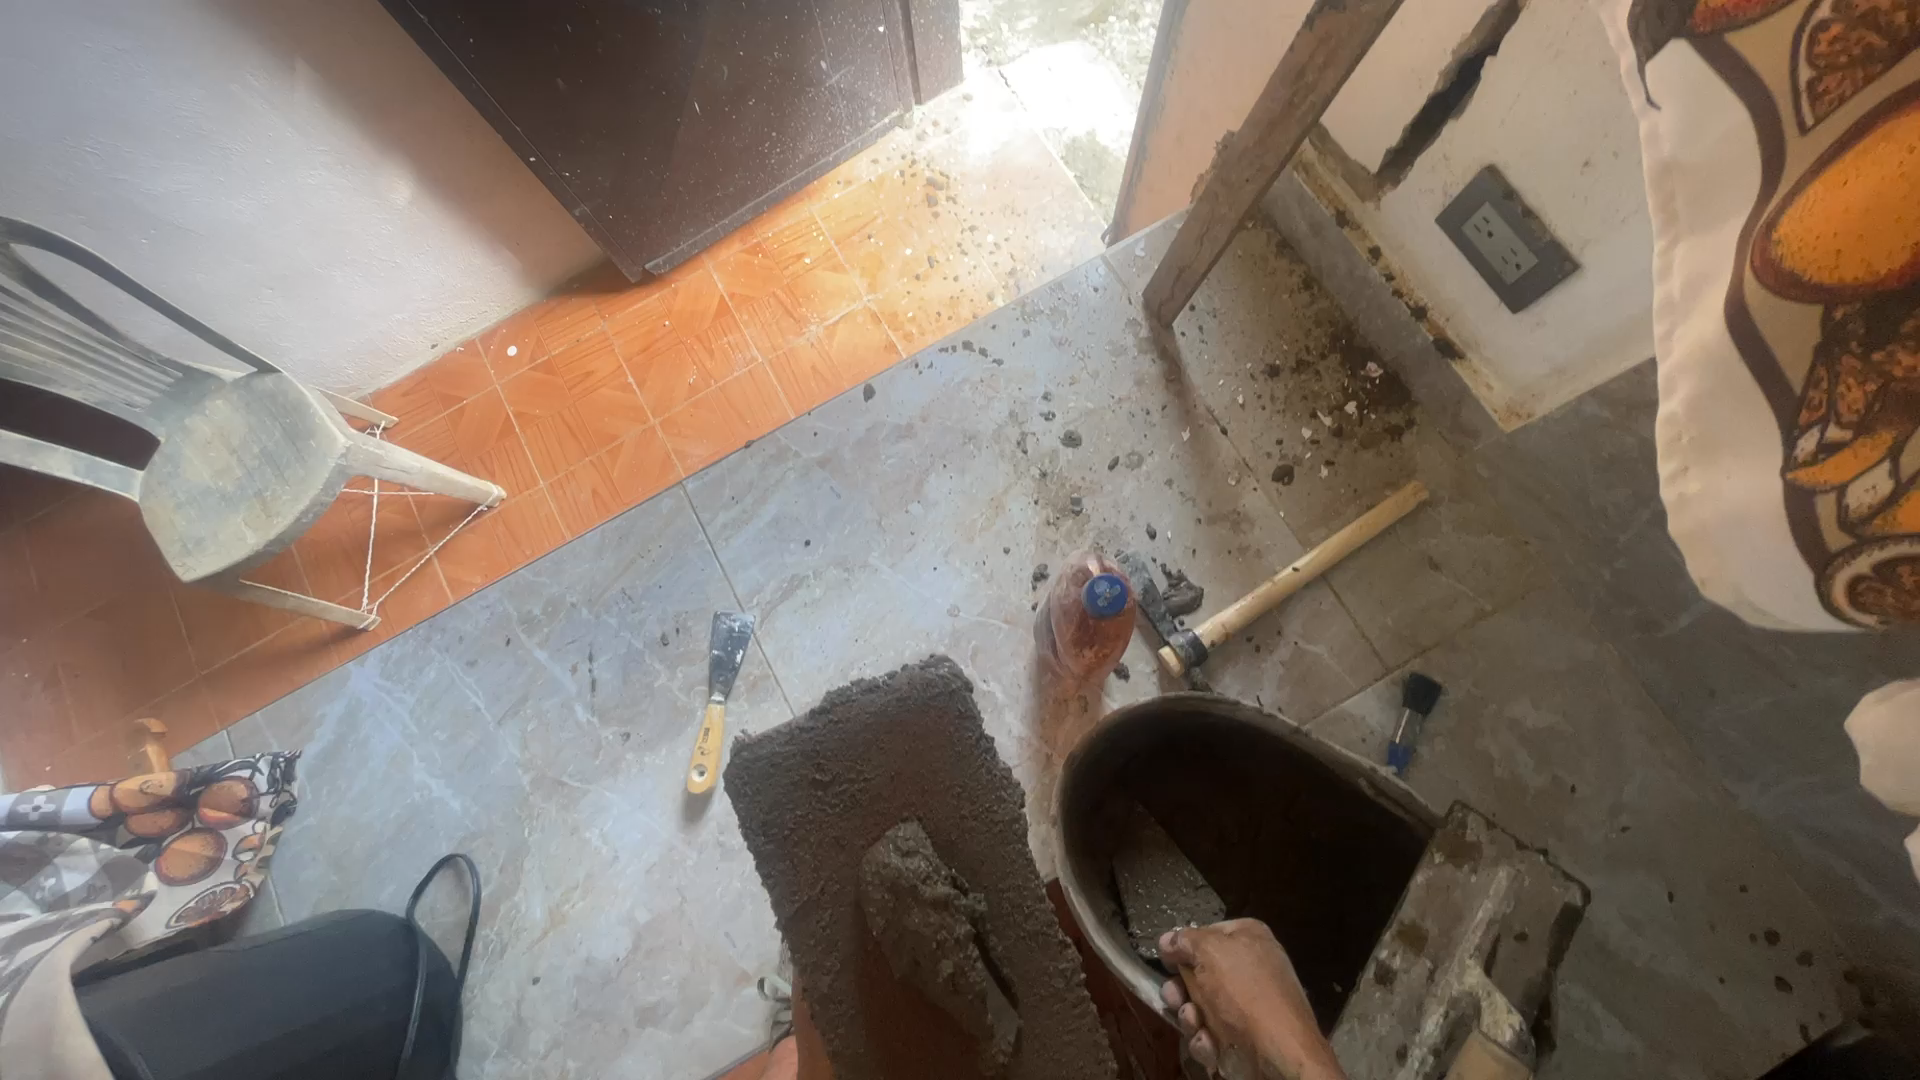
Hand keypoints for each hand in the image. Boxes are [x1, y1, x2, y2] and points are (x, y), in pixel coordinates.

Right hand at [1158, 920, 1345, 1079]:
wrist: (1282, 1059)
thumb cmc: (1245, 994)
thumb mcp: (1210, 951)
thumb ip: (1184, 940)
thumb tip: (1167, 941)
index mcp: (1249, 938)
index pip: (1206, 933)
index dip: (1184, 946)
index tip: (1168, 960)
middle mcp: (1249, 969)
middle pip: (1199, 973)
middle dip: (1181, 988)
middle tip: (1173, 997)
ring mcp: (1247, 1007)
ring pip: (1201, 1006)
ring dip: (1189, 1016)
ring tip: (1194, 1023)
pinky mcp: (1244, 1039)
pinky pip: (1213, 1033)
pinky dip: (1205, 1040)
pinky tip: (1209, 1045)